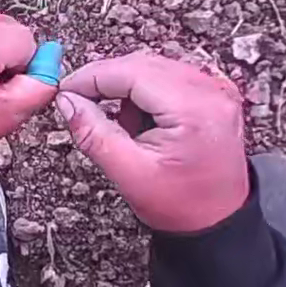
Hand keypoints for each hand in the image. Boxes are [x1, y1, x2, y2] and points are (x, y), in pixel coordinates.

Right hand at [54, 51, 247, 232]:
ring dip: (125, 86)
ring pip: (154, 66)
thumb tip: (68, 101)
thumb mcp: (129, 174)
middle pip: (143, 64)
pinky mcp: (213, 94)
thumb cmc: (182, 206)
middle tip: (79, 101)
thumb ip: (94, 134)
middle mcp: (210, 91)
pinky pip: (169, 76)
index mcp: (193, 110)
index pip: (131, 72)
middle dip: (106, 79)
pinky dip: (145, 90)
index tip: (66, 90)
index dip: (92, 77)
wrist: (219, 222)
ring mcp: (216, 90)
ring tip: (120, 124)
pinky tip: (140, 121)